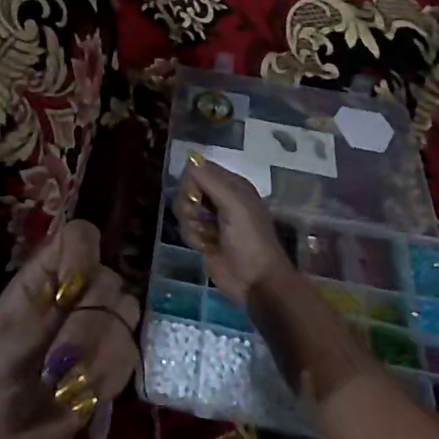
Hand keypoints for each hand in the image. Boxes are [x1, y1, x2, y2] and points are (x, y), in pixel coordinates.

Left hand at [0, 219, 140, 438]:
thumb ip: (40, 304)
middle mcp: (82, 286)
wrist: (20, 428)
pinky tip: (79, 393)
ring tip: (61, 385)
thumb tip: (77, 281)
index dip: (81, 257)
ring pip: (124, 320)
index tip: (67, 295)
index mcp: (47, 272)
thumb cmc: (4, 374)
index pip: (80, 236)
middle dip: (84, 328)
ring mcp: (106, 318)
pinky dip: (103, 378)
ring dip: (93, 358)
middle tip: (56, 363)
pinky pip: (129, 353)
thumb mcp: (7, 337)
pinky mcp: (121, 351)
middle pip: (108, 282)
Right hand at [172, 155, 294, 302]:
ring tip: (205, 235)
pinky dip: (192, 237)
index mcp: (233, 186)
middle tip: (199, 217)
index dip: (192, 181)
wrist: (255, 280)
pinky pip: (185, 228)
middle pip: (188, 189)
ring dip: (190, 223)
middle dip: (188, 204)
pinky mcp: (204, 238)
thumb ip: (212, 182)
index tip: (194, 196)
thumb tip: (190, 158)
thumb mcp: (235, 206)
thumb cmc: (250, 239)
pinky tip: (205, 246)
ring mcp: (212, 219)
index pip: (201, 170)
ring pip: (184, 210)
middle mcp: (221, 199)